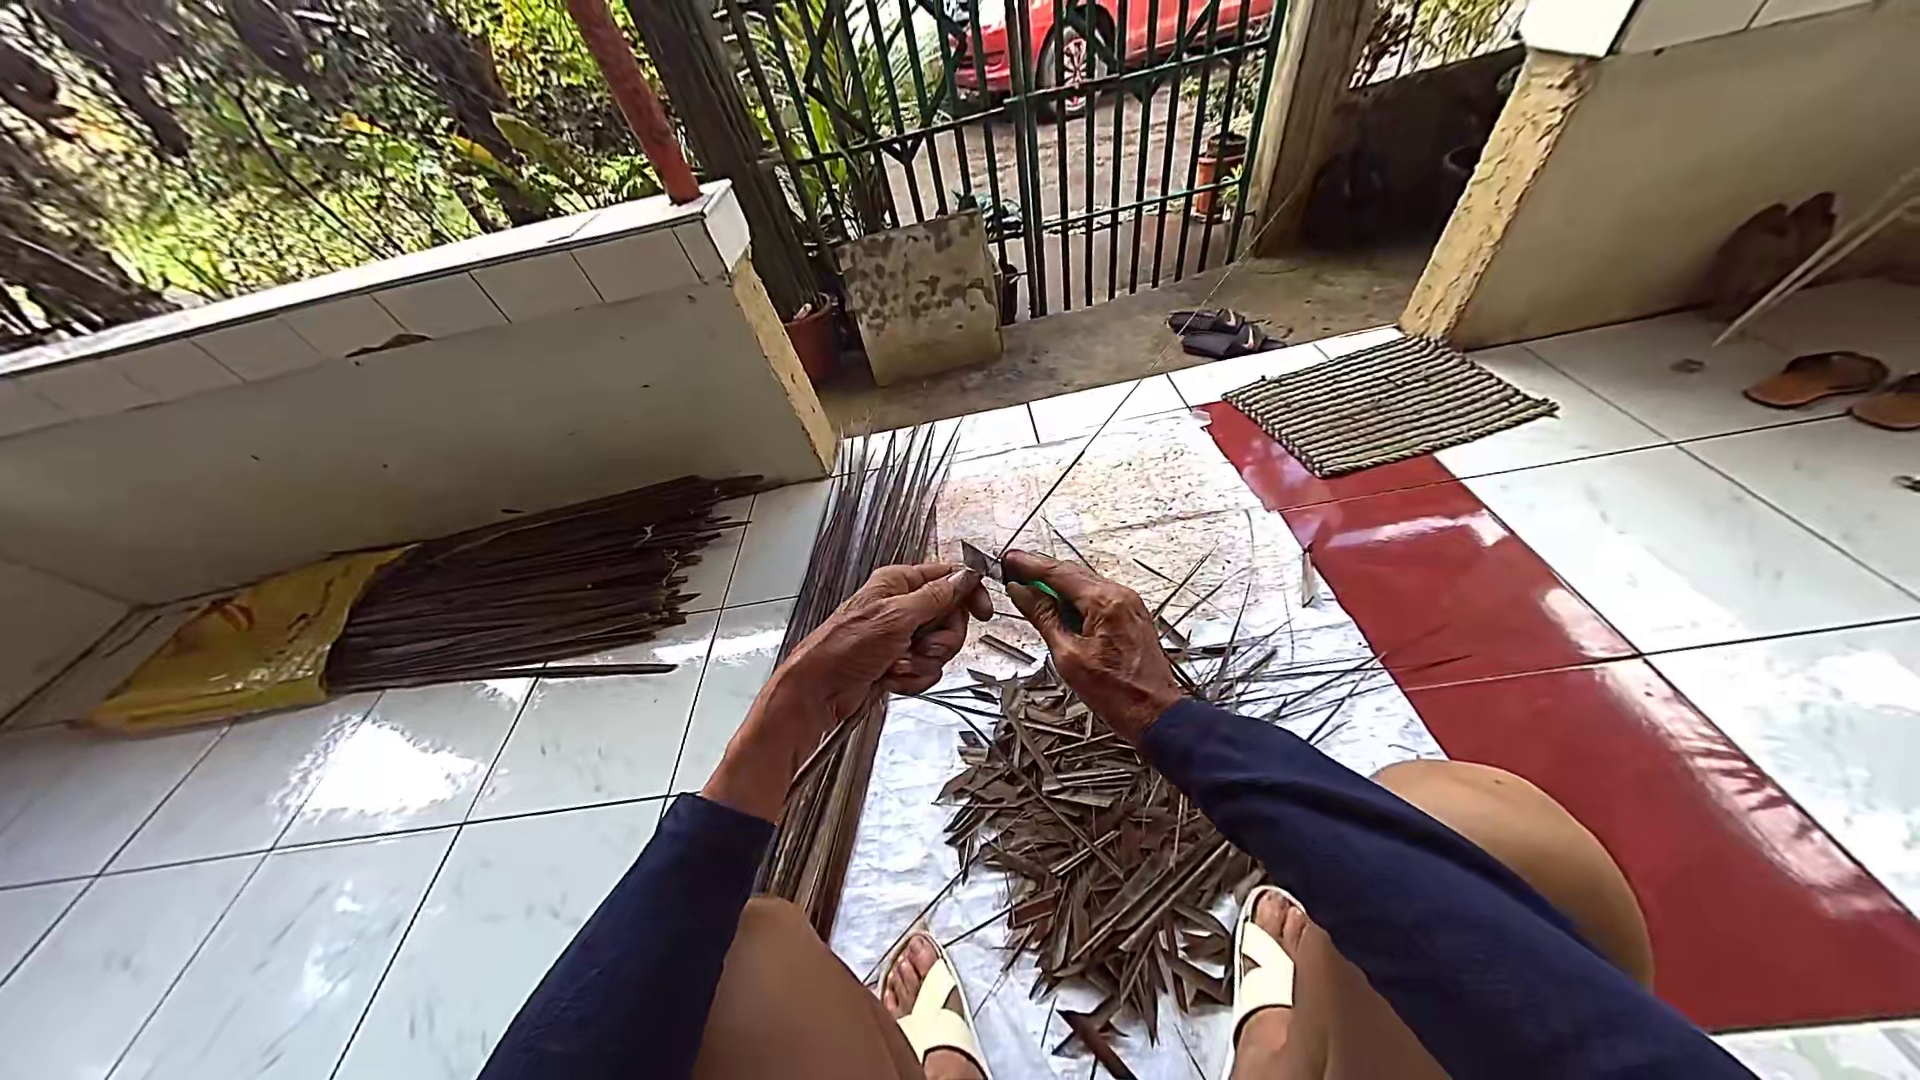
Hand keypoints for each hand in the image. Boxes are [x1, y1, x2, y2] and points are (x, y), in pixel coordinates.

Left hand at [774, 562, 994, 718]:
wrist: (820, 691)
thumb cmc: (843, 647)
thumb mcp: (896, 616)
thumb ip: (935, 597)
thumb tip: (963, 578)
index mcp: (899, 584)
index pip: (948, 578)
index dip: (970, 593)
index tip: (984, 611)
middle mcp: (903, 607)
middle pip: (951, 618)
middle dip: (940, 639)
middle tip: (921, 645)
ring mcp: (903, 636)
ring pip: (942, 648)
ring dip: (923, 661)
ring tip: (898, 663)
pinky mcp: (901, 662)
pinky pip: (929, 669)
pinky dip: (914, 677)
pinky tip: (892, 676)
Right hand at [1002, 549, 1183, 742]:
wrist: (1154, 714)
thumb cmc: (1118, 693)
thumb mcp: (1067, 655)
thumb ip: (1043, 617)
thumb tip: (1022, 593)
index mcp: (1105, 602)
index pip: (1058, 573)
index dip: (1029, 565)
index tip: (1010, 560)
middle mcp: (1120, 596)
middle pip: (1072, 573)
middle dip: (1040, 572)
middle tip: (1013, 572)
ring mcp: (1128, 604)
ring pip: (1084, 584)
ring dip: (1056, 585)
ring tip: (1029, 591)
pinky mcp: (1130, 615)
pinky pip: (1096, 596)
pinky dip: (1073, 598)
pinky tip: (1058, 607)